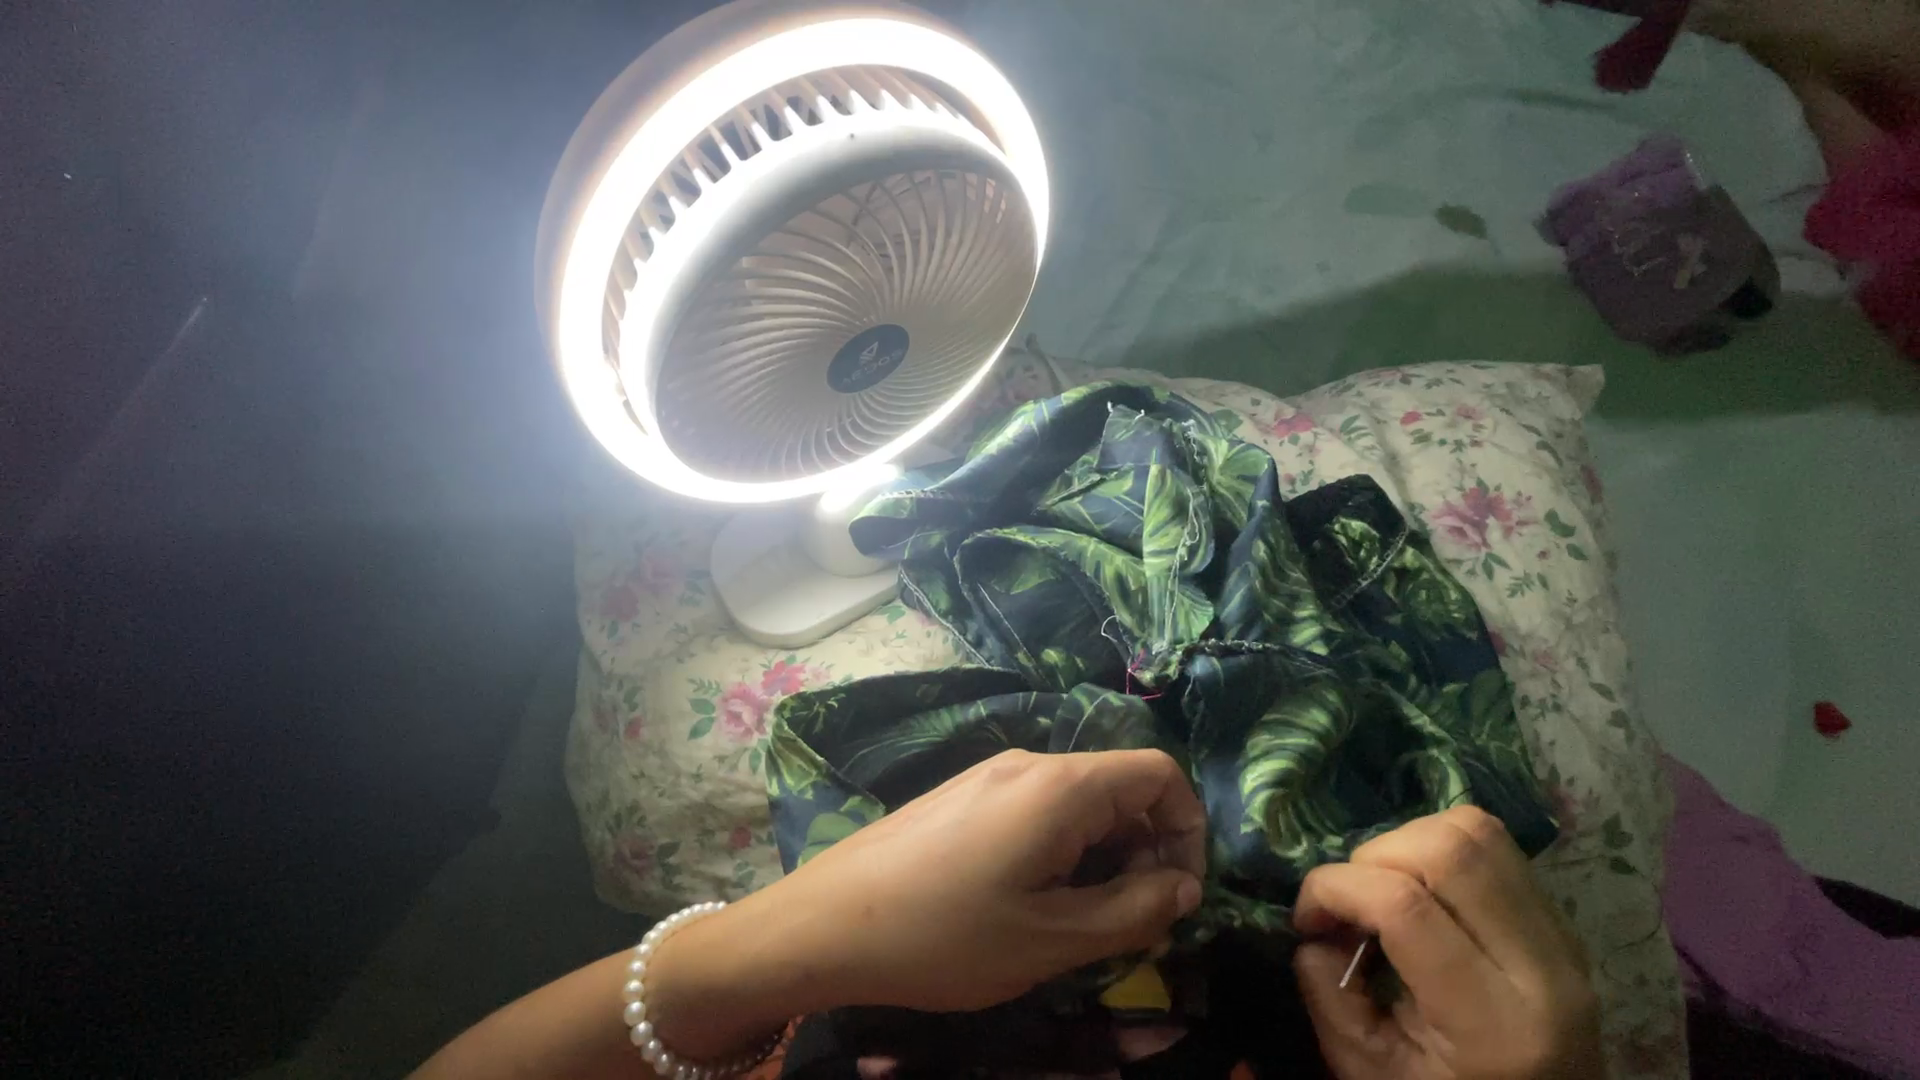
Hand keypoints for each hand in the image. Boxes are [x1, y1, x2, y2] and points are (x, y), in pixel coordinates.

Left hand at [761, 747, 1206, 1012]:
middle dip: (1144, 849)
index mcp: (1060, 786)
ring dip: (1102, 854)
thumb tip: (1186, 886)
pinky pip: (1039, 807)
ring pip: (1079, 800)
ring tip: (1077, 919)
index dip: (1186, 831)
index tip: (1176, 898)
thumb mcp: (1052, 939)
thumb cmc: (945, 934)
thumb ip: (1133, 910)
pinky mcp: (966, 793)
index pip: (1159, 774)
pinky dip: (1062, 847)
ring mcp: (992, 774)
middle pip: (1119, 786)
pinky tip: (1030, 898)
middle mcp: (1029, 763)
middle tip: (1127, 920)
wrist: (827, 922)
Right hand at [1291, 806, 1602, 1079]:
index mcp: (1495, 1025)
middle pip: (1448, 850)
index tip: (1306, 917)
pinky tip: (1419, 886)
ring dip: (1406, 842)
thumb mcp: (1365, 1067)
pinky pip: (1492, 844)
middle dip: (1372, 856)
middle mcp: (1542, 970)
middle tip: (1351, 898)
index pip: (1404, 905)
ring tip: (1384, 885)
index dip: (1333, 889)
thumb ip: (1326, 991)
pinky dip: (1436, 846)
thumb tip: (1317, 925)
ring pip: (1473, 831)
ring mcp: (1562, 937)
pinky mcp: (1559, 917)